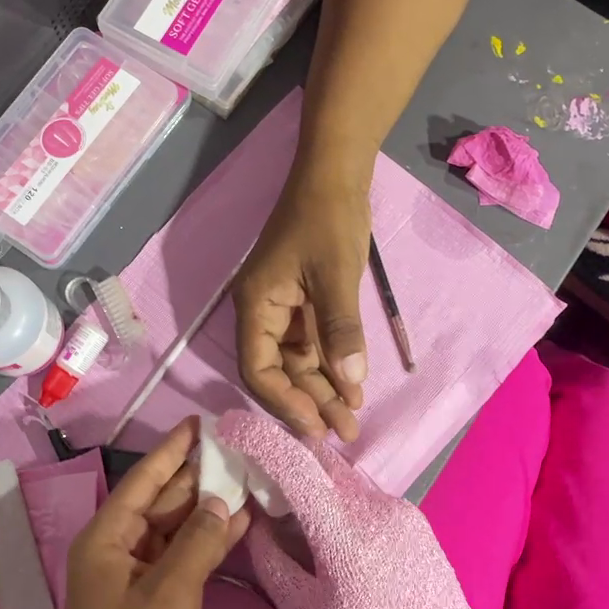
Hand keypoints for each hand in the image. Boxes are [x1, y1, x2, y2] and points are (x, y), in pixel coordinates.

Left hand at [26, 419, 249, 608]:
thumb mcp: (169, 595)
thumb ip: (198, 542)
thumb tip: (223, 501)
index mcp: (105, 540)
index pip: (143, 481)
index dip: (172, 450)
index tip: (199, 421)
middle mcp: (116, 551)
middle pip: (160, 502)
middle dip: (196, 476)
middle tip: (236, 446)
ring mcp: (135, 578)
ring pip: (175, 529)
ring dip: (207, 509)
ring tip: (247, 476)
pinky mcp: (154, 602)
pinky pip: (182, 558)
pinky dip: (208, 543)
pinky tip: (240, 523)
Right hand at [220, 411, 511, 608]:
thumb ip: (271, 560)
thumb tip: (256, 520)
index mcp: (343, 530)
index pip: (294, 463)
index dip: (257, 437)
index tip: (227, 424)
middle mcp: (372, 503)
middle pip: (317, 455)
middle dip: (281, 451)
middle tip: (254, 471)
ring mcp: (397, 505)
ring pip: (340, 472)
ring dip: (309, 476)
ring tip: (289, 508)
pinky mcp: (411, 515)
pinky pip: (360, 491)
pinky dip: (334, 495)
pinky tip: (328, 530)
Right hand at [234, 167, 371, 440]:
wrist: (335, 175)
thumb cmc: (327, 219)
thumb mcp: (336, 275)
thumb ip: (340, 330)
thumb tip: (349, 383)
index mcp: (256, 305)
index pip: (257, 368)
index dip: (283, 402)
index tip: (315, 426)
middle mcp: (264, 313)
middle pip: (280, 371)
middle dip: (311, 402)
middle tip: (344, 433)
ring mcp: (284, 309)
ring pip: (299, 361)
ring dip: (324, 388)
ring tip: (352, 420)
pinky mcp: (304, 303)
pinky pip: (313, 344)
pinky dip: (332, 365)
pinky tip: (352, 388)